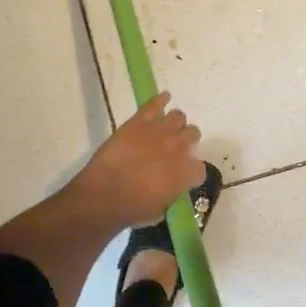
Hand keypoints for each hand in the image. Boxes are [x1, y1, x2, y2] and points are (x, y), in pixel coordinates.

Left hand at [68, 92, 203, 228]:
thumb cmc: (132, 209)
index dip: (191, 170)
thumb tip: (170, 186)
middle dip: (186, 141)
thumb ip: (171, 192)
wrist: (105, 194)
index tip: (183, 174)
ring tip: (167, 128)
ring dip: (175, 123)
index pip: (200, 167)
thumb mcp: (160, 208)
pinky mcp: (140, 121)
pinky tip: (163, 97)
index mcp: (185, 173)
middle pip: (193, 134)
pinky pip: (155, 104)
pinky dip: (161, 99)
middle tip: (175, 147)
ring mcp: (160, 132)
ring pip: (178, 117)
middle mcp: (178, 148)